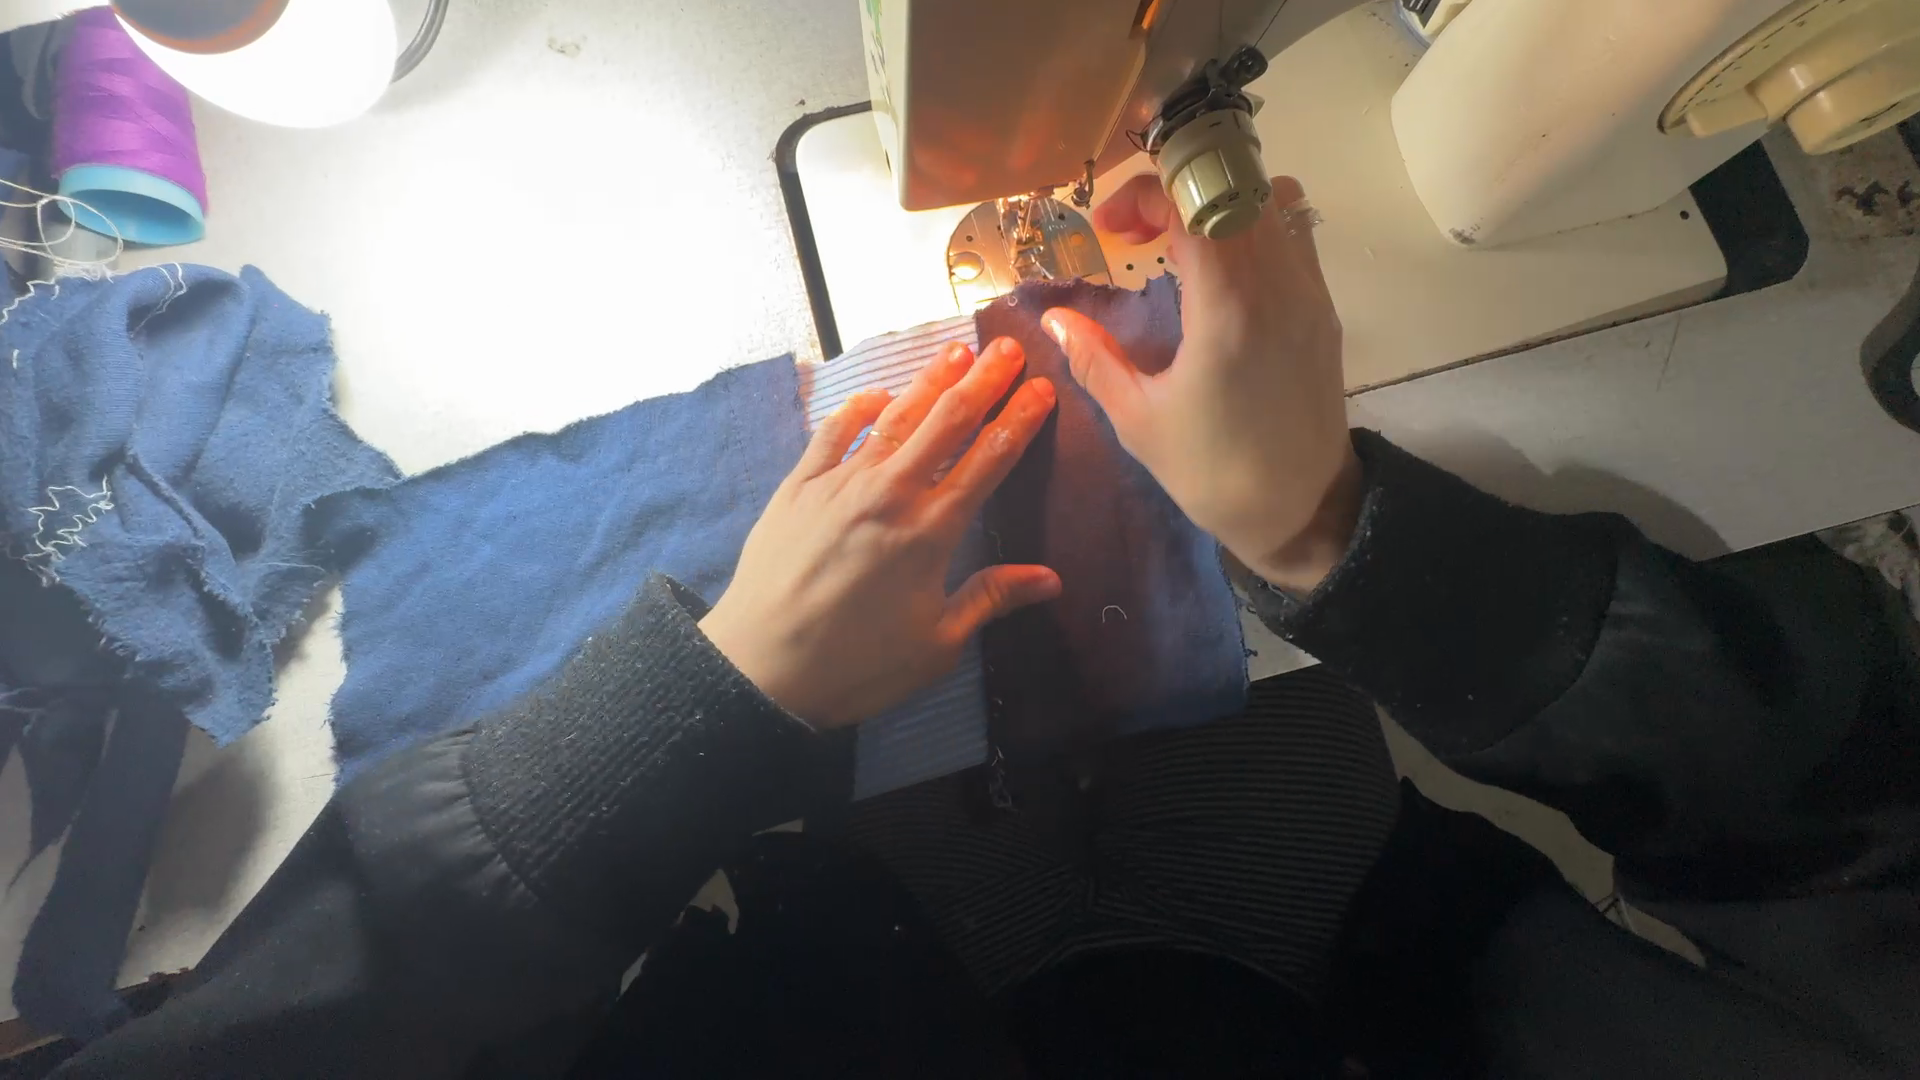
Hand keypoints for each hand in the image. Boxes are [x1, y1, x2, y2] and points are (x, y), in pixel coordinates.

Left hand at [699, 338, 1060, 728]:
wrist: (762, 670)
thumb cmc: (858, 664)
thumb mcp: (937, 644)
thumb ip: (991, 599)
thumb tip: (1051, 579)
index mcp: (930, 531)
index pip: (987, 461)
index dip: (1018, 421)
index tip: (1042, 389)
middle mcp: (889, 494)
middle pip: (945, 423)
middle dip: (981, 381)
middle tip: (1006, 348)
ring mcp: (838, 485)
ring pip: (894, 419)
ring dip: (927, 382)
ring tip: (954, 350)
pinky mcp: (797, 488)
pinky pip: (831, 435)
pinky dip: (856, 410)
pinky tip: (876, 394)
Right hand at [1043, 174, 1361, 592]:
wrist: (1300, 509)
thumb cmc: (1211, 470)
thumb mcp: (1137, 419)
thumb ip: (1093, 360)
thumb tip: (1053, 319)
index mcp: (1228, 307)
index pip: (1196, 199)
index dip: (1145, 194)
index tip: (1108, 227)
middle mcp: (1279, 282)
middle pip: (1236, 183)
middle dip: (1176, 191)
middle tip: (1134, 233)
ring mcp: (1310, 291)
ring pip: (1273, 200)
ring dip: (1218, 204)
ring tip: (1176, 248)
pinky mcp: (1322, 309)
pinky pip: (1293, 235)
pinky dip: (1250, 229)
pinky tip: (1216, 277)